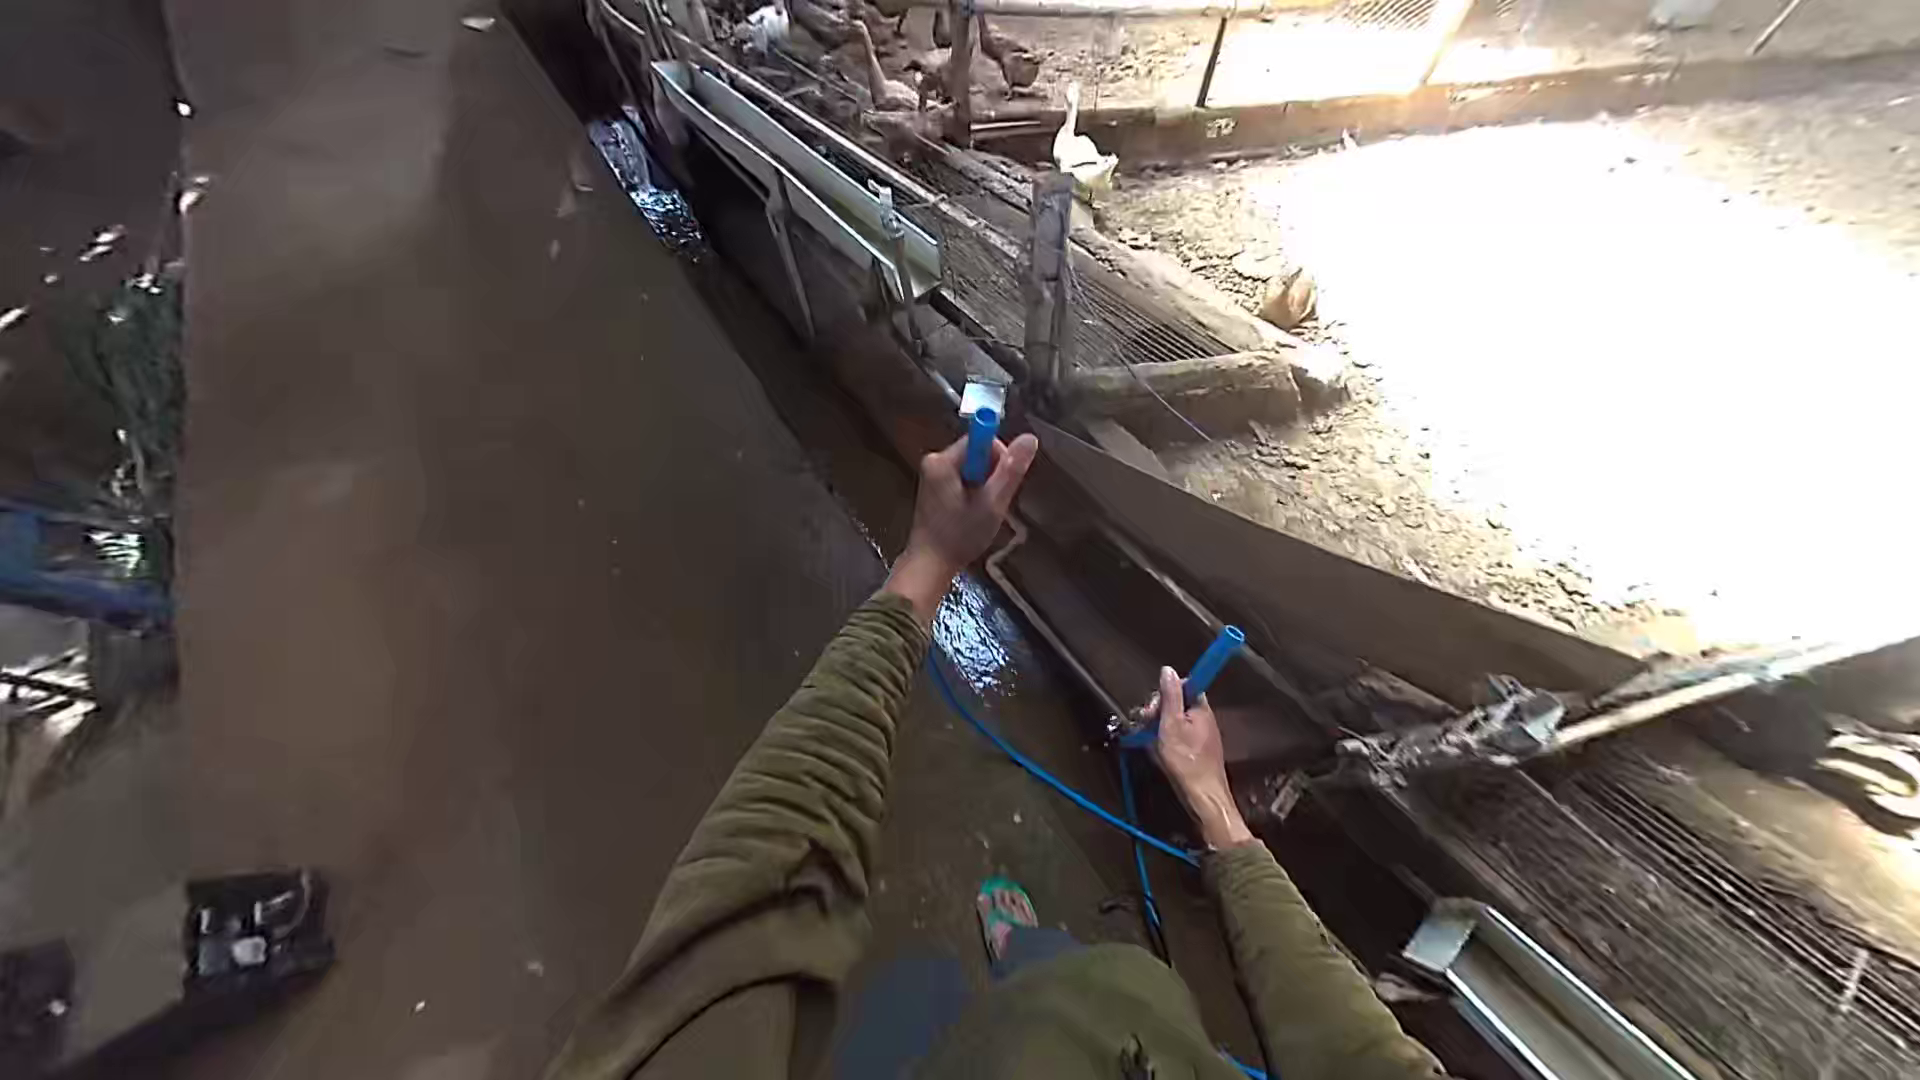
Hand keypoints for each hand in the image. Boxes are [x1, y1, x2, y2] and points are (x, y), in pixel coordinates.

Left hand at [882, 430, 1038, 623]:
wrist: (930, 566)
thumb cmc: (959, 536)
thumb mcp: (992, 504)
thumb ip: (1011, 470)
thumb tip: (1029, 438)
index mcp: (943, 460)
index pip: (983, 439)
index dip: (1000, 460)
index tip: (1000, 486)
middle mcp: (934, 461)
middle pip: (978, 453)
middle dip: (992, 476)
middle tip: (991, 504)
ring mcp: (933, 475)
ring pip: (973, 468)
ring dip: (984, 487)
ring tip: (981, 512)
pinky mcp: (935, 488)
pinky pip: (964, 479)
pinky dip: (974, 494)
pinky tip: (972, 514)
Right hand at [1146, 665, 1253, 850]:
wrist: (1203, 796)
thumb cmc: (1186, 760)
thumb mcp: (1171, 724)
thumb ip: (1170, 696)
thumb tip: (1168, 670)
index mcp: (1200, 709)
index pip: (1184, 686)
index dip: (1166, 692)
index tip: (1154, 705)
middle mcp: (1204, 719)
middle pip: (1178, 703)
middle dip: (1159, 710)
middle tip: (1147, 724)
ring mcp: (1203, 736)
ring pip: (1176, 721)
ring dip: (1160, 726)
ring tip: (1150, 739)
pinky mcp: (1198, 750)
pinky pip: (1180, 736)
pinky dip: (1167, 739)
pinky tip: (1158, 750)